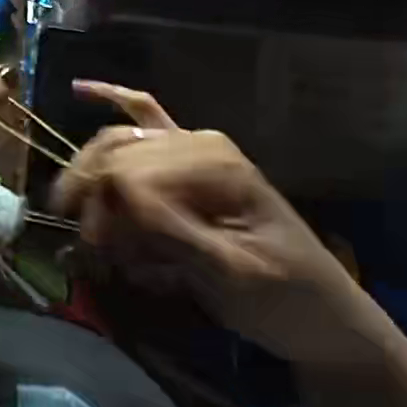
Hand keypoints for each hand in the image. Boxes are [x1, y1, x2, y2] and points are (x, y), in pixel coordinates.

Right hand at [53, 81, 395, 366]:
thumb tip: (116, 193)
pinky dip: (112, 97)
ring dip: (93, 178)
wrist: (325, 318)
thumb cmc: (286, 299)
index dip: (104, 207)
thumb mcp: (232, 273)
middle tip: (88, 244)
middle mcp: (197, 142)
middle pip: (116, 153)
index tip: (97, 249)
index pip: (132, 170)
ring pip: (116, 142)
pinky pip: (142, 114)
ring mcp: (190, 146)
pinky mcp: (185, 158)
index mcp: (214, 162)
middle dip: (93, 195)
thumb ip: (175, 230)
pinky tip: (80, 88)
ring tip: (89, 223)